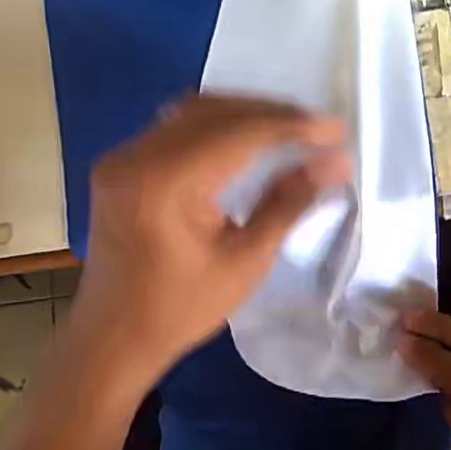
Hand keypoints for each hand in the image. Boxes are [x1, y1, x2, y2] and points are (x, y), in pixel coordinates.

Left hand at [69, 94, 350, 381]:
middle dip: (271, 114)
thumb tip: (335, 163)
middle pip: (214, 112)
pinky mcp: (121, 165)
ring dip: (244, 115)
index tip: (336, 131)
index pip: (237, 135)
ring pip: (193, 113)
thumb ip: (288, 204)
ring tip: (290, 129)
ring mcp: (122, 157)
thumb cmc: (182, 310)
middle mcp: (135, 157)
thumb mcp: (246, 261)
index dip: (292, 127)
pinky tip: (246, 139)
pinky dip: (217, 126)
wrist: (114, 337)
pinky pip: (175, 128)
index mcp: (164, 184)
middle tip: (318, 129)